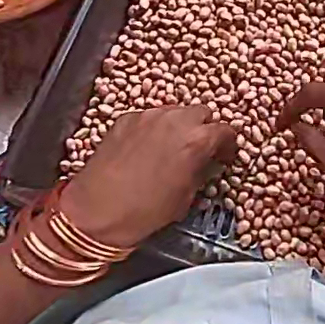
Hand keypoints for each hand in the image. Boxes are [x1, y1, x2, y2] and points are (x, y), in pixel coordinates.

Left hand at [61, 106, 237, 248]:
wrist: (96, 210)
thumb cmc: (144, 211)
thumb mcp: (185, 197)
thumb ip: (200, 172)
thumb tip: (205, 164)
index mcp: (196, 140)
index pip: (225, 131)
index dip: (227, 144)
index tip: (224, 155)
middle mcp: (174, 120)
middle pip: (201, 113)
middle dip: (204, 129)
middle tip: (199, 149)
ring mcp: (147, 116)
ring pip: (174, 112)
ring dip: (178, 126)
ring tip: (171, 149)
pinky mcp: (124, 118)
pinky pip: (148, 118)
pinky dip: (153, 129)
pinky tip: (146, 149)